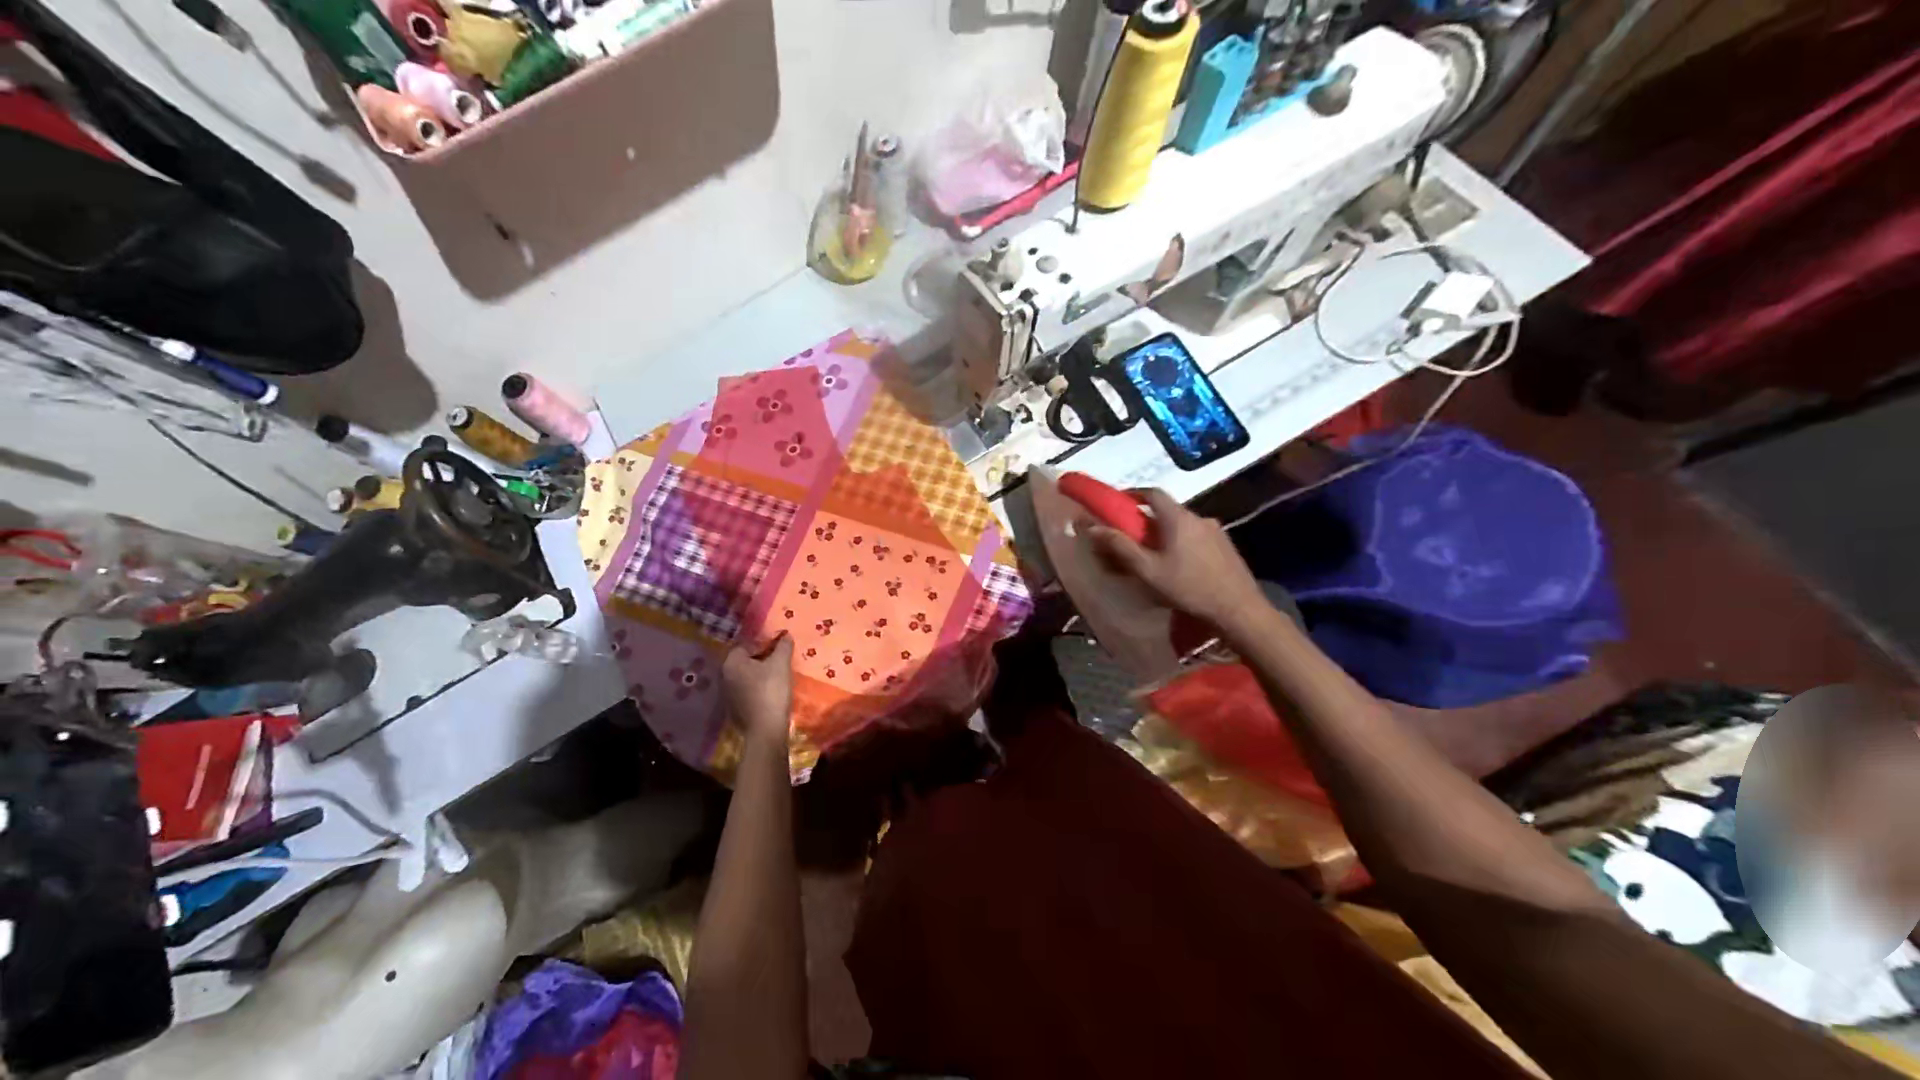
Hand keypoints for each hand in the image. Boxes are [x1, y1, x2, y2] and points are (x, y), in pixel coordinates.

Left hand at [722, 634, 793, 745]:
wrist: (766, 729)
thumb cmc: (771, 691)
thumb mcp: (781, 664)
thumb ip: (783, 646)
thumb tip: (785, 635)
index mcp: (732, 662)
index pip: (746, 644)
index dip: (763, 642)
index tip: (778, 646)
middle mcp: (725, 675)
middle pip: (745, 660)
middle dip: (762, 657)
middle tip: (780, 659)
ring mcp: (728, 693)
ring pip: (746, 675)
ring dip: (759, 673)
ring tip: (777, 674)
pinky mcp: (734, 707)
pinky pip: (746, 690)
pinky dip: (757, 687)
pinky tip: (771, 690)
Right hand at [1085, 489, 1268, 635]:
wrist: (1239, 610)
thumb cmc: (1189, 588)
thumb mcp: (1148, 571)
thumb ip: (1120, 547)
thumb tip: (1092, 527)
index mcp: (1178, 518)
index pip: (1152, 492)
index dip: (1133, 494)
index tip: (1118, 504)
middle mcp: (1198, 517)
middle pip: (1167, 510)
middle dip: (1146, 520)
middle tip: (1131, 537)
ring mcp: (1216, 531)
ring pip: (1182, 525)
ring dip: (1165, 533)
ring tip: (1154, 556)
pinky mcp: (1226, 547)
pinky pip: (1196, 537)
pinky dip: (1182, 543)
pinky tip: (1179, 566)